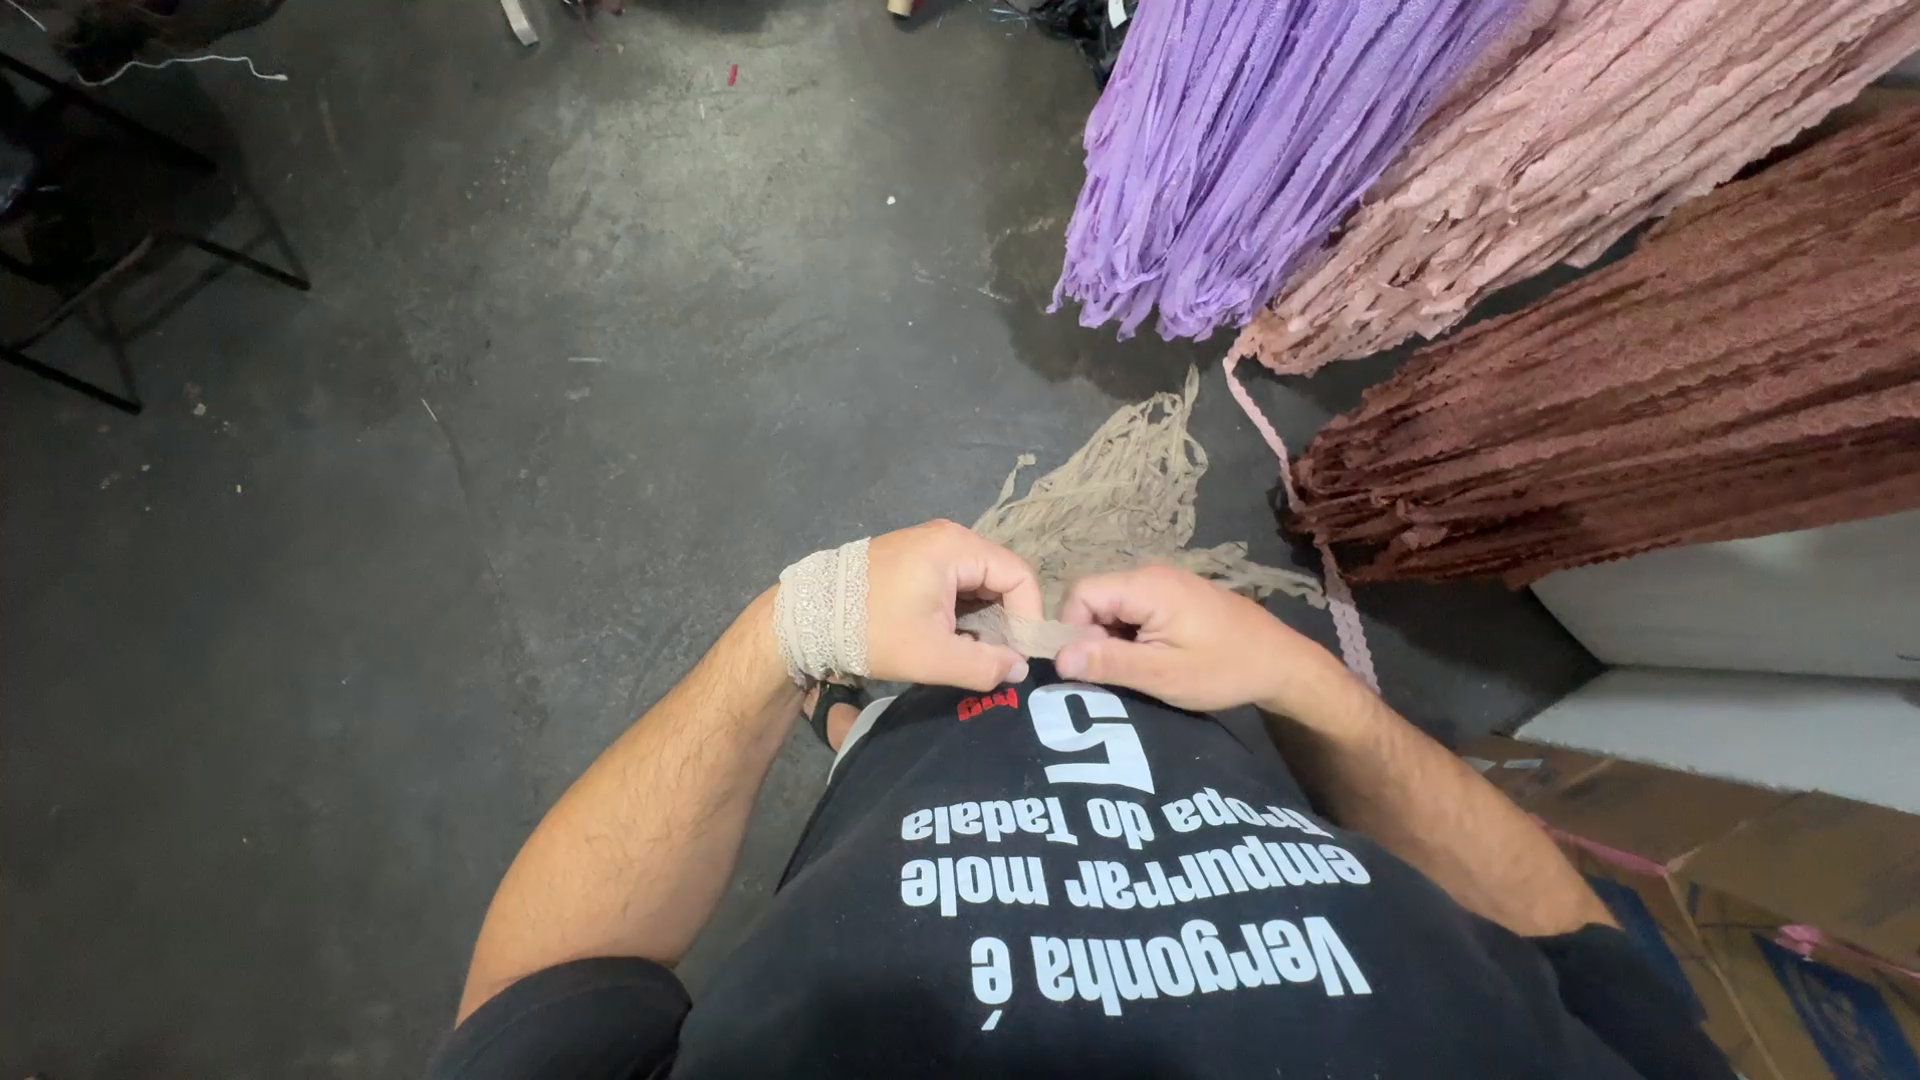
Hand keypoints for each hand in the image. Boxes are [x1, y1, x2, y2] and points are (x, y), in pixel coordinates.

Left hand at [865, 520, 1042, 691]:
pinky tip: (950, 639)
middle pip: (1001, 577)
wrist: (806, 617)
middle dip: (1005, 621)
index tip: (1019, 656)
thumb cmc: (872, 631)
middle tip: (997, 658)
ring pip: (979, 582)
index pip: (1019, 577)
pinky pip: (956, 582)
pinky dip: (962, 611)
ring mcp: (929, 545)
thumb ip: (984, 666)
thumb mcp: (932, 656)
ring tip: (972, 653)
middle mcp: (948, 536)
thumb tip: (1018, 669)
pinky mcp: (914, 560)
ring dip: (983, 619)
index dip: (1028, 618)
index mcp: (956, 547)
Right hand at [1054, 565, 1358, 718]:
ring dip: (1112, 638)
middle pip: (1094, 598)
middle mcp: (1151, 574)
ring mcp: (1164, 583)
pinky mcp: (1174, 596)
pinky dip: (1130, 635)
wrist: (1282, 664)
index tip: (1091, 665)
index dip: (1073, 629)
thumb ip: (1108, 662)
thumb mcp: (1162, 674)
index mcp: (1146, 586)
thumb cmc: (1223, 669)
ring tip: (1138, 668)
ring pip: (1112, 606)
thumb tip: (1058, 657)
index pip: (1079, 593)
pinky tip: (1152, 658)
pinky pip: (1132, 609)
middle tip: (1117, 672)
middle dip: (1092, 636)